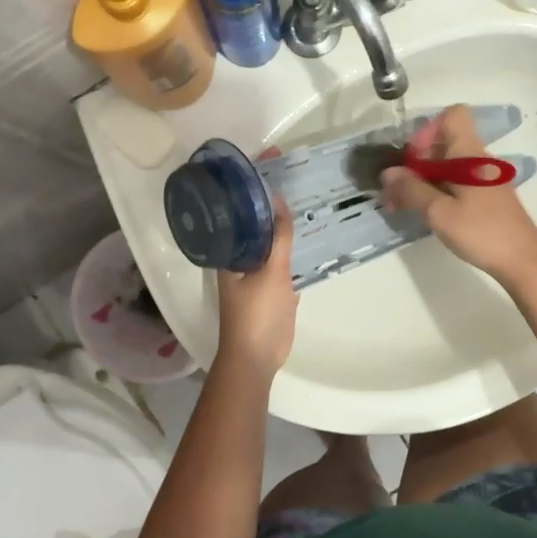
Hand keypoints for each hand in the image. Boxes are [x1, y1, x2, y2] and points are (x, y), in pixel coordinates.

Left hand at [216, 201, 296, 377]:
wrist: (257, 357)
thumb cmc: (257, 313)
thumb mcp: (271, 272)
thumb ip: (279, 239)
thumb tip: (279, 200)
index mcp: (229, 257)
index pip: (239, 221)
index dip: (253, 202)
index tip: (270, 180)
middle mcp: (239, 266)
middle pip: (256, 236)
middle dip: (272, 219)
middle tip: (295, 190)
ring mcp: (255, 281)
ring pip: (271, 253)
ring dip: (284, 240)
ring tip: (304, 211)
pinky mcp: (271, 294)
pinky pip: (282, 270)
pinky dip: (292, 260)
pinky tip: (308, 247)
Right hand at [382, 104, 536, 283]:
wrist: (523, 261)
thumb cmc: (481, 232)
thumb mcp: (439, 212)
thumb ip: (412, 190)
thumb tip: (388, 173)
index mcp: (469, 153)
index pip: (452, 115)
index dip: (427, 130)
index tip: (413, 159)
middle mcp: (479, 159)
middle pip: (444, 143)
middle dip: (417, 162)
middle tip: (397, 192)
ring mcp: (486, 178)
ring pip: (449, 166)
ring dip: (424, 180)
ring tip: (405, 207)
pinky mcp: (488, 197)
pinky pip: (458, 183)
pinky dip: (439, 192)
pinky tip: (428, 215)